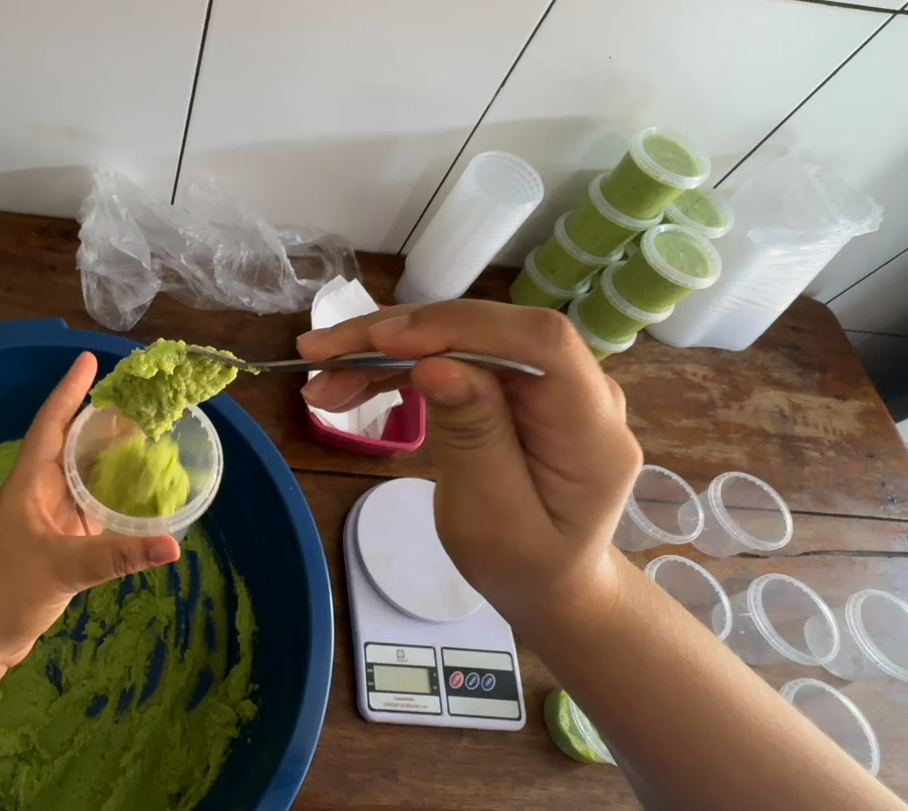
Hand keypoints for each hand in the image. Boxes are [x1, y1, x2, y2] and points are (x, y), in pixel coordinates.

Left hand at [0, 352, 181, 669]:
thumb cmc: (6, 592)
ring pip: (83, 474)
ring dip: (108, 455)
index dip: (69, 389)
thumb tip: (173, 544)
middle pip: (71, 442)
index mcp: (30, 481)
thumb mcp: (63, 568)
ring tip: (145, 434)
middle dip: (99, 418)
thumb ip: (118, 555)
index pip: (51, 422)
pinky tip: (137, 492)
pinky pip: (91, 505)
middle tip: (137, 398)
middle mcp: (40, 490)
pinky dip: (113, 494)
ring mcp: (49, 516)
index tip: (88, 359)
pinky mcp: (59, 541)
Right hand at [299, 301, 640, 631]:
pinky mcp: (504, 382)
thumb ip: (474, 439)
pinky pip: (444, 358)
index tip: (382, 340)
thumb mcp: (493, 518)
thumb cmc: (523, 563)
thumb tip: (436, 368)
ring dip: (380, 352)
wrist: (547, 579)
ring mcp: (536, 381)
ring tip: (320, 382)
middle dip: (396, 335)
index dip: (460, 328)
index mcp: (588, 427)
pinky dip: (391, 367)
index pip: (537, 343)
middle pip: (482, 330)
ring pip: (452, 338)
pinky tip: (347, 384)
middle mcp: (572, 387)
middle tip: (318, 354)